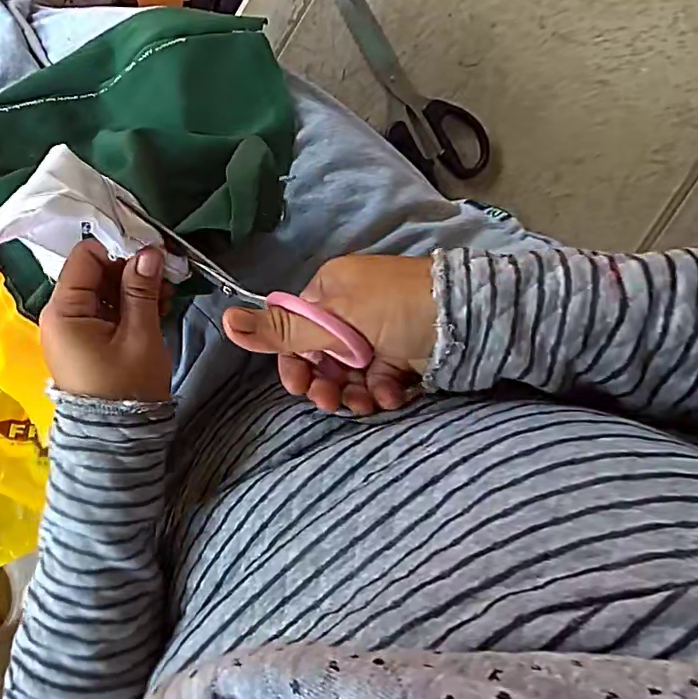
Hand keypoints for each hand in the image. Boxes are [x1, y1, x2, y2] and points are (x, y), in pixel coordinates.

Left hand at [42, 240, 173, 401]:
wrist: (119, 439)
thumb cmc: (128, 386)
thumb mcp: (140, 335)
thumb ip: (141, 289)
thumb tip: (150, 252)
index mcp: (64, 310)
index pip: (86, 256)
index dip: (120, 249)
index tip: (154, 254)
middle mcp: (61, 314)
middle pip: (95, 272)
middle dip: (132, 269)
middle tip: (167, 276)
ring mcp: (72, 328)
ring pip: (104, 291)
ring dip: (135, 288)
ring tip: (166, 296)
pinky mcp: (86, 340)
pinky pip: (106, 311)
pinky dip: (130, 306)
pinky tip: (157, 308)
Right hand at [222, 255, 434, 414]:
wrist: (471, 315)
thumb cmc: (398, 308)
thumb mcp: (337, 319)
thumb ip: (284, 330)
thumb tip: (226, 321)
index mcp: (330, 293)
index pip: (297, 333)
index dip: (294, 364)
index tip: (300, 388)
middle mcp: (351, 313)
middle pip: (323, 358)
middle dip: (326, 385)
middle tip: (333, 403)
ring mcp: (378, 335)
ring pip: (351, 374)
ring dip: (355, 395)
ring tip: (370, 405)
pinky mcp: (403, 355)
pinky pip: (380, 380)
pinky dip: (383, 393)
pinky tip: (393, 397)